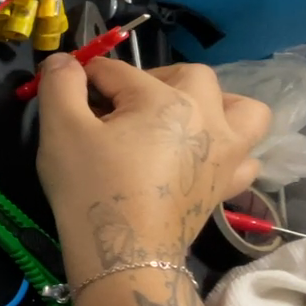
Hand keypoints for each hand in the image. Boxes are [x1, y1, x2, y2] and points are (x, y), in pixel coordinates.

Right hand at [37, 56, 270, 277]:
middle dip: (150, 80)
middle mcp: (209, 115)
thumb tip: (62, 59)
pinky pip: (245, 152)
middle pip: (188, 76)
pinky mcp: (230, 181)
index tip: (62, 94)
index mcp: (165, 99)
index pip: (117, 71)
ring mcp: (230, 150)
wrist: (124, 246)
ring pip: (240, 107)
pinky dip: (226, 147)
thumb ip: (59, 85)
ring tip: (177, 118)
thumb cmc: (88, 184)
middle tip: (115, 104)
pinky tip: (199, 156)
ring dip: (210, 103)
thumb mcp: (60, 129)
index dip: (83, 78)